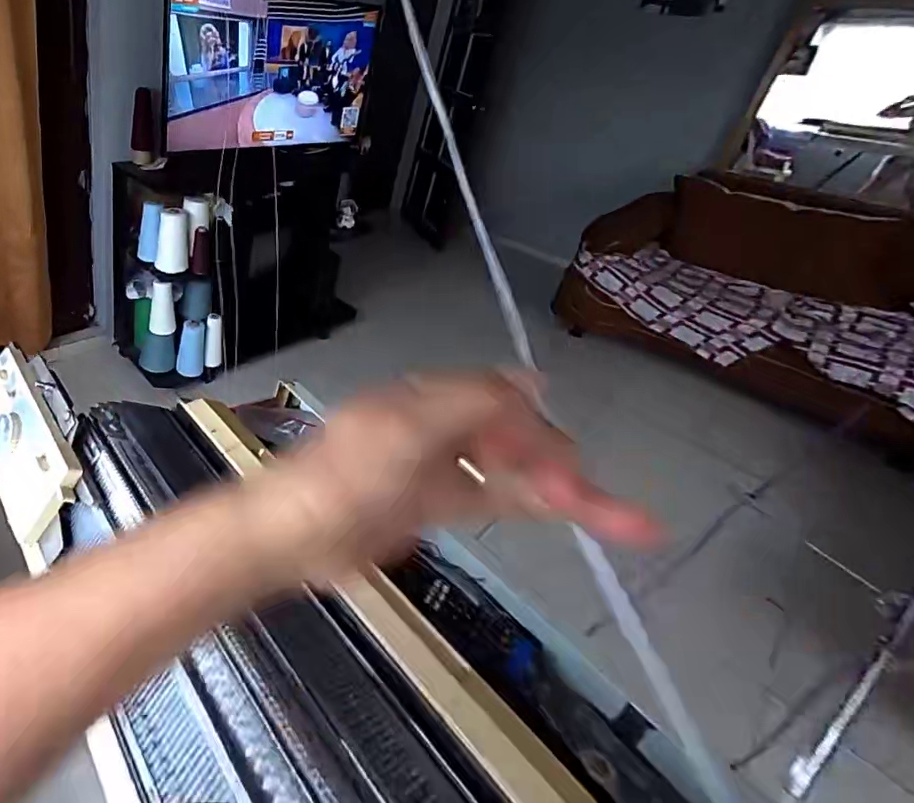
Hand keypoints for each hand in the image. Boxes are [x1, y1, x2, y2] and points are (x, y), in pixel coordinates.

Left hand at [242, 372, 661, 585]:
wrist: (294, 533)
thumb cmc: (345, 475)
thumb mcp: (405, 429)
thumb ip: (469, 401)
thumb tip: (532, 378)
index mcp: (424, 398)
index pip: (499, 399)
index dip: (534, 429)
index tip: (564, 467)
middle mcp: (435, 426)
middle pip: (510, 435)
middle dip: (552, 460)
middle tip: (585, 497)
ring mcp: (437, 467)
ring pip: (509, 470)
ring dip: (558, 488)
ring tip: (619, 516)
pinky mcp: (434, 504)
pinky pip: (492, 497)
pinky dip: (529, 505)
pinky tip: (564, 511)